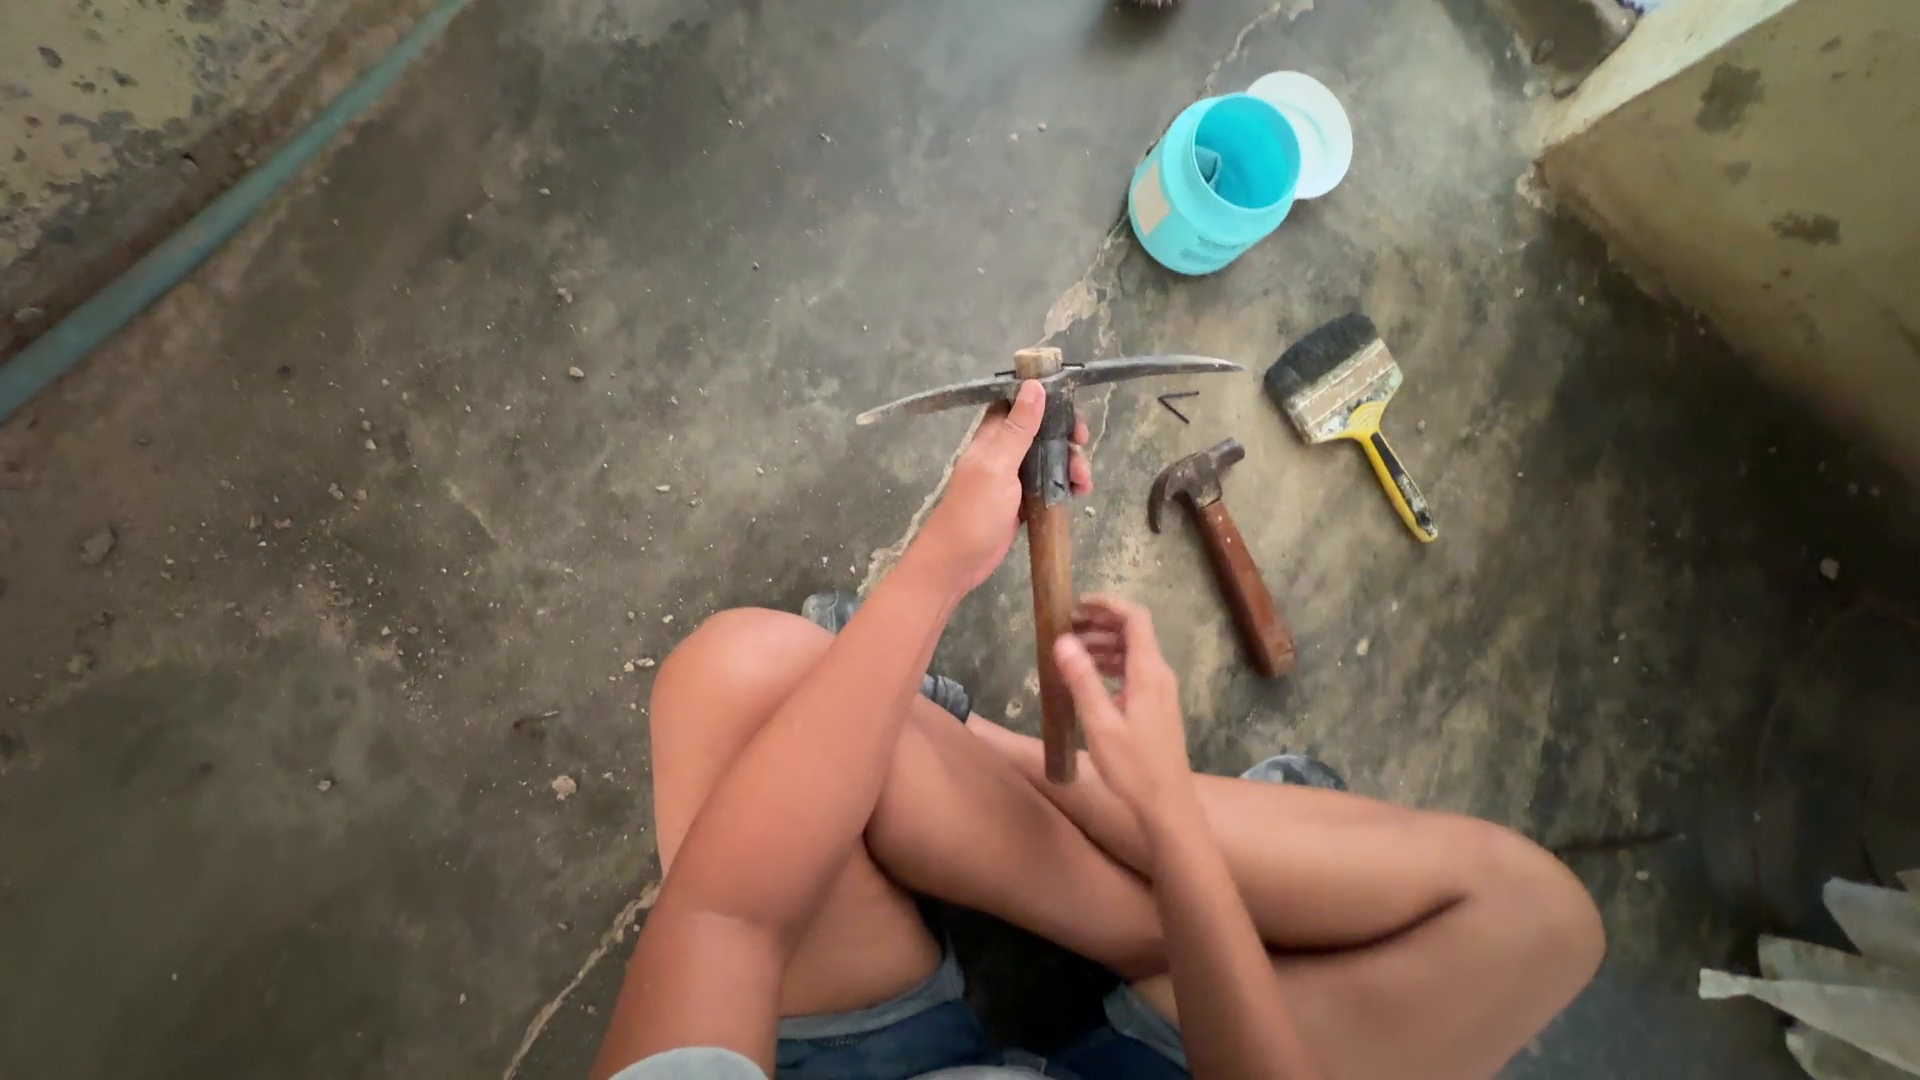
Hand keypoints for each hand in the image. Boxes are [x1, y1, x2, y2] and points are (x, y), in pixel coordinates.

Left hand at [911, 380, 1090, 593]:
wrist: (957, 563)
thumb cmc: (974, 513)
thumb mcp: (997, 466)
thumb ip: (1018, 428)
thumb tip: (1034, 385)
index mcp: (990, 438)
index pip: (1017, 406)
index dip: (1044, 403)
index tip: (1070, 410)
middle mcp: (1001, 454)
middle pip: (1039, 433)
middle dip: (1064, 437)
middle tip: (1082, 447)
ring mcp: (1012, 480)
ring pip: (1046, 460)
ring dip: (1068, 465)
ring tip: (1084, 482)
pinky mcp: (1021, 504)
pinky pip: (1046, 486)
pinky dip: (1063, 487)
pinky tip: (1078, 493)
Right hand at [1054, 595, 1193, 824]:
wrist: (1167, 804)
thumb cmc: (1133, 766)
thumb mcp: (1100, 724)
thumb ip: (1082, 680)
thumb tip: (1063, 640)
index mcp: (1149, 672)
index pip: (1135, 618)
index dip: (1108, 604)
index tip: (1077, 604)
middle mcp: (1159, 673)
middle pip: (1133, 631)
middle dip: (1100, 623)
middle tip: (1066, 627)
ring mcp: (1160, 689)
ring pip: (1133, 651)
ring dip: (1103, 644)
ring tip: (1071, 651)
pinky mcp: (1156, 704)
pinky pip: (1134, 670)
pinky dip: (1111, 664)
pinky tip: (1089, 677)